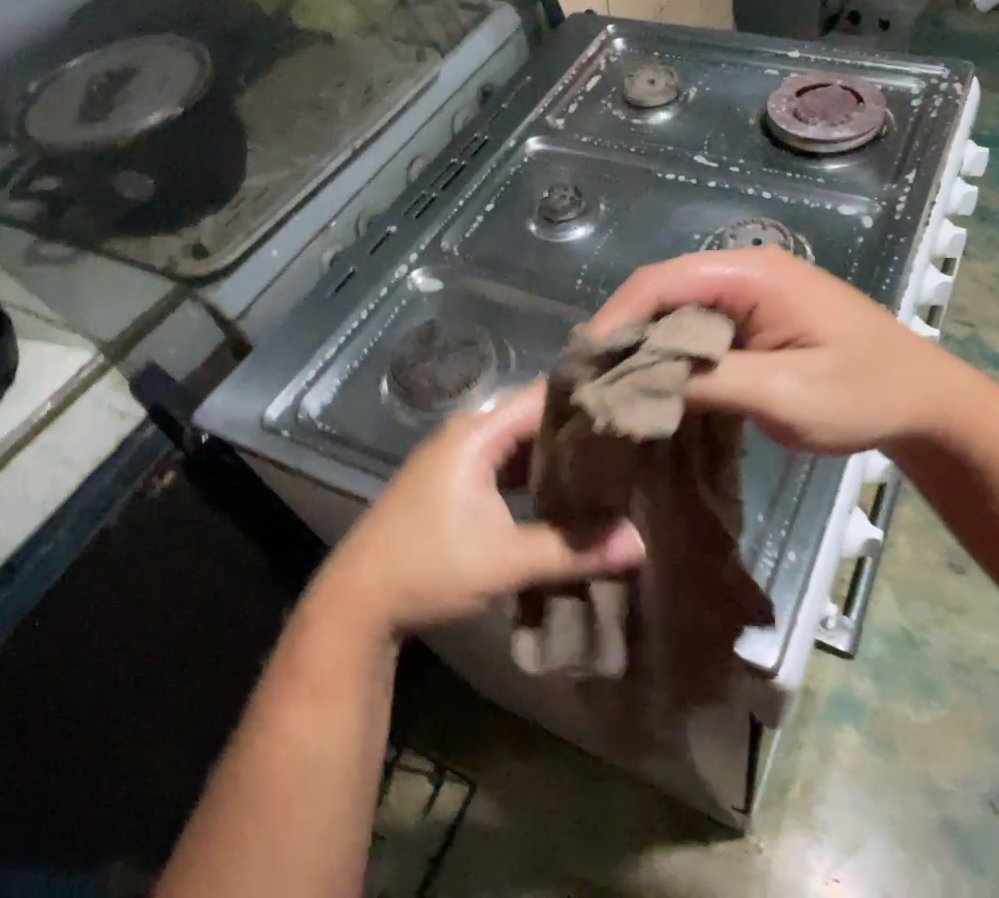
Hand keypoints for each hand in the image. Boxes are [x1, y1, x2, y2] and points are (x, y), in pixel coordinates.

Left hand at [308, 384, 645, 637]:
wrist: (358, 602)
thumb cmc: (427, 569)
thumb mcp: (505, 562)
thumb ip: (573, 549)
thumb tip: (640, 545)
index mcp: (476, 434)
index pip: (544, 396)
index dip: (589, 399)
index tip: (633, 409)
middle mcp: (467, 434)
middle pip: (536, 417)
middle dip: (582, 430)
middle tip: (634, 441)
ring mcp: (458, 459)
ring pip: (523, 444)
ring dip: (562, 456)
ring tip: (614, 465)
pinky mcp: (456, 484)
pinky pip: (509, 466)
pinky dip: (539, 476)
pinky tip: (571, 493)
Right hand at [589, 248, 952, 454]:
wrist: (924, 403)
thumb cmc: (864, 395)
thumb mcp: (784, 394)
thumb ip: (709, 382)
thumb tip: (636, 383)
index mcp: (754, 274)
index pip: (662, 282)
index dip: (616, 320)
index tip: (585, 367)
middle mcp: (747, 271)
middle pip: (662, 292)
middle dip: (622, 334)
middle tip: (590, 384)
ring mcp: (752, 294)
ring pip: (676, 311)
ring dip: (644, 347)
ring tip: (611, 388)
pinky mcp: (757, 320)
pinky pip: (699, 329)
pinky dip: (671, 356)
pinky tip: (654, 386)